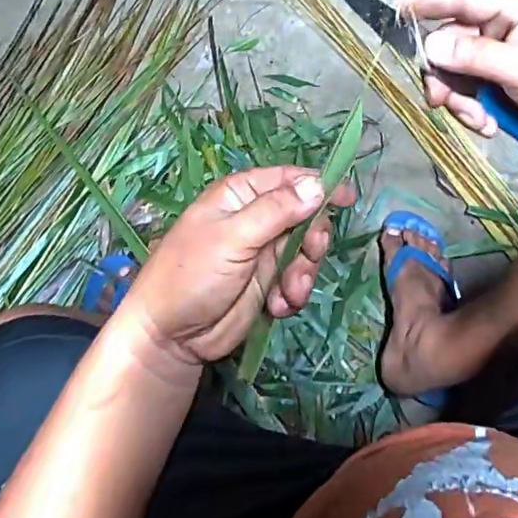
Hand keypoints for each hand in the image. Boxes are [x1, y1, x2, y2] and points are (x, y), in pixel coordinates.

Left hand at [127, 166, 356, 367]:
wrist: (170, 337)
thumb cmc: (191, 274)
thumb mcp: (233, 237)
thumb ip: (276, 211)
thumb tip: (318, 185)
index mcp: (241, 195)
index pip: (289, 179)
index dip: (319, 185)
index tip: (347, 198)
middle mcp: (256, 218)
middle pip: (306, 215)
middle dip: (313, 238)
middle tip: (310, 253)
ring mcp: (264, 252)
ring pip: (306, 250)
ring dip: (304, 271)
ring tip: (288, 291)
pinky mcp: (269, 282)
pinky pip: (298, 279)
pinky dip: (295, 293)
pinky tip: (278, 306)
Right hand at [400, 0, 517, 147]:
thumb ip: (475, 56)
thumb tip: (429, 45)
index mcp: (513, 12)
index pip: (462, 1)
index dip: (429, 5)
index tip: (398, 11)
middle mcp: (503, 30)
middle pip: (451, 45)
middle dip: (445, 76)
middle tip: (439, 102)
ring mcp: (502, 58)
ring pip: (457, 73)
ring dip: (460, 100)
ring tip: (479, 122)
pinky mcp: (503, 84)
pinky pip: (472, 92)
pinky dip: (473, 110)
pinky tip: (489, 126)